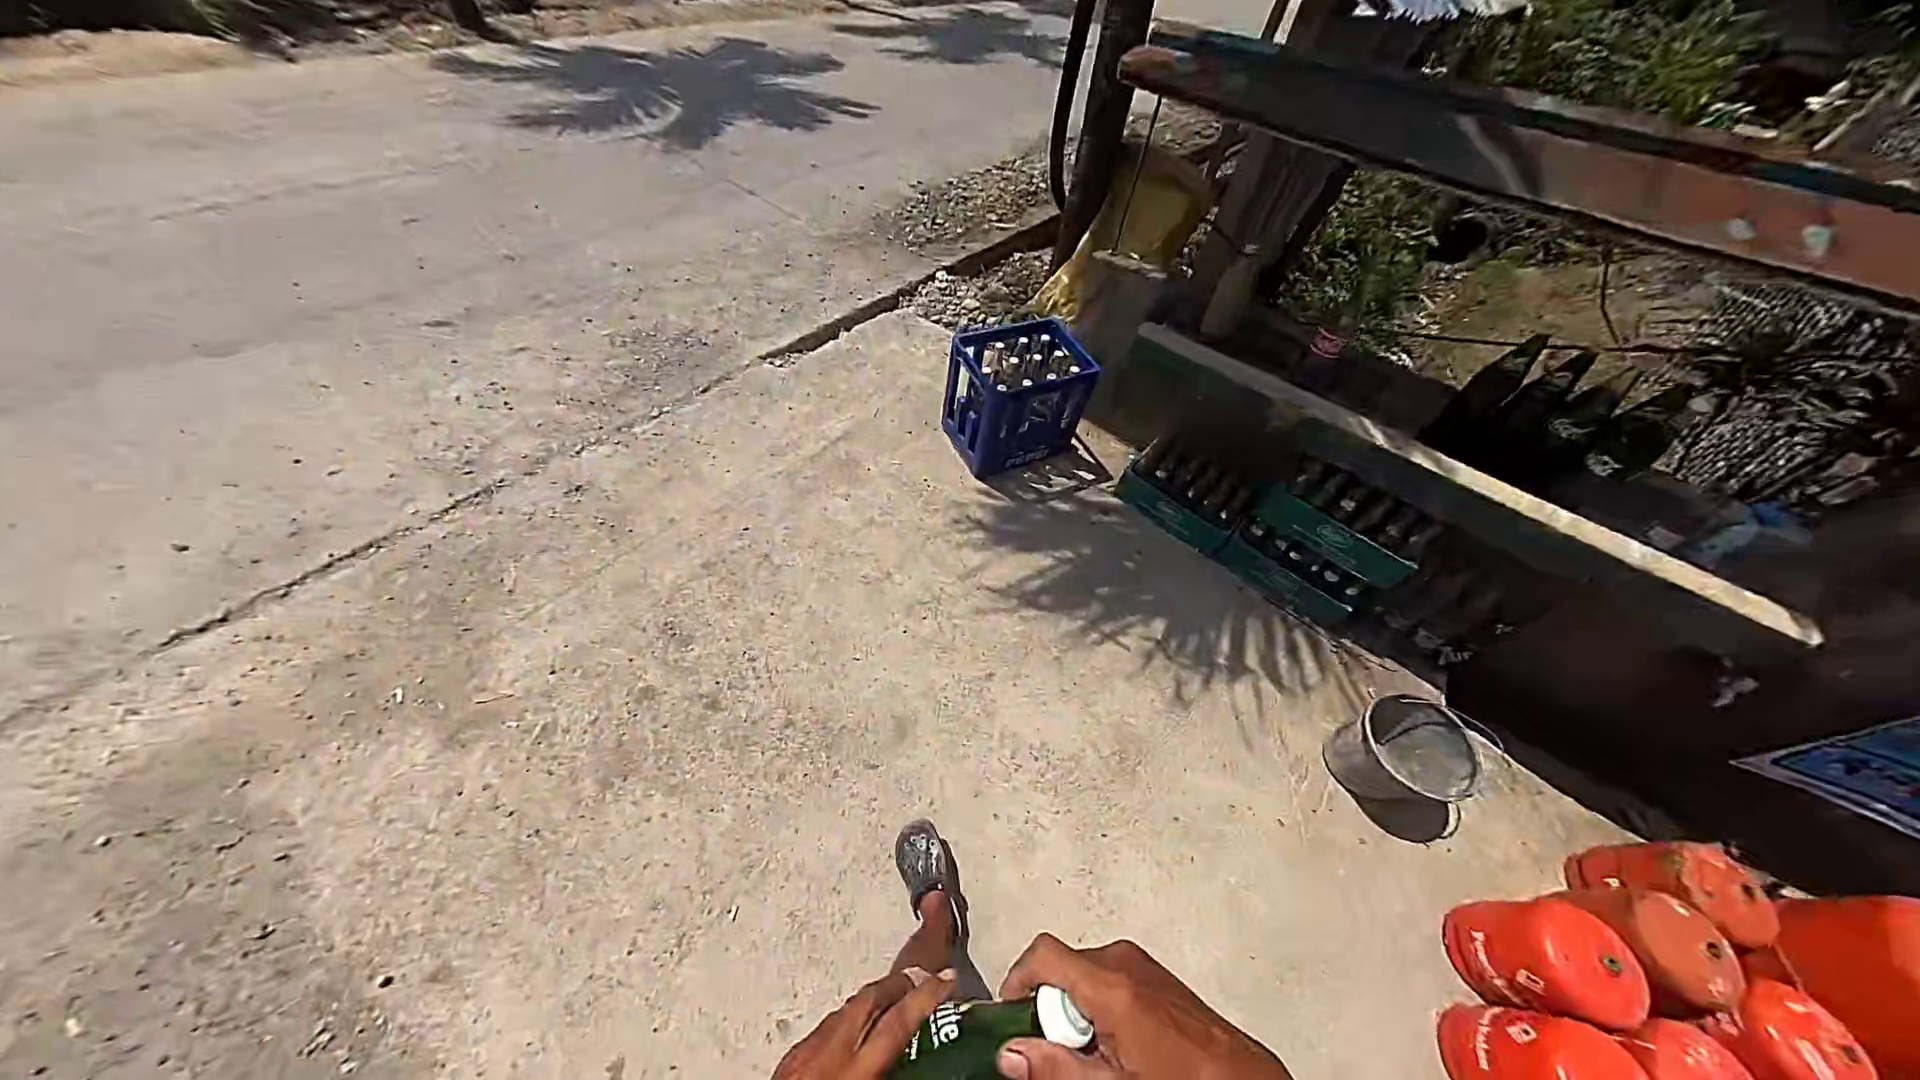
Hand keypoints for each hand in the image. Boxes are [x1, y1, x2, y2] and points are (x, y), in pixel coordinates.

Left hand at [774, 967, 956, 1079]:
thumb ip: (892, 1072)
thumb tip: (915, 1058)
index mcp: (853, 1073)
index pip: (897, 1022)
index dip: (925, 997)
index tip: (947, 978)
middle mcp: (828, 1053)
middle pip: (869, 999)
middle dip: (899, 983)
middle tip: (924, 978)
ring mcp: (805, 1051)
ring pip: (846, 1007)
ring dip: (874, 999)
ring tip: (896, 999)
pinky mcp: (789, 1057)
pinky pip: (827, 1025)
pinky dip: (849, 1018)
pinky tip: (858, 1027)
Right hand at [995, 935, 1291, 1079]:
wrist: (1240, 1079)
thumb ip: (1056, 1068)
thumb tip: (1012, 1054)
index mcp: (1110, 985)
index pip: (1043, 954)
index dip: (1018, 979)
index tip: (1011, 1012)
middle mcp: (1122, 960)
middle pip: (1060, 967)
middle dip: (1051, 1009)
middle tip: (1067, 1054)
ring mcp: (1138, 961)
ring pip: (1082, 973)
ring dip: (1076, 1009)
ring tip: (1100, 1055)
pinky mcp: (1150, 969)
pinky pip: (1105, 975)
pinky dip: (1098, 1003)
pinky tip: (1118, 1043)